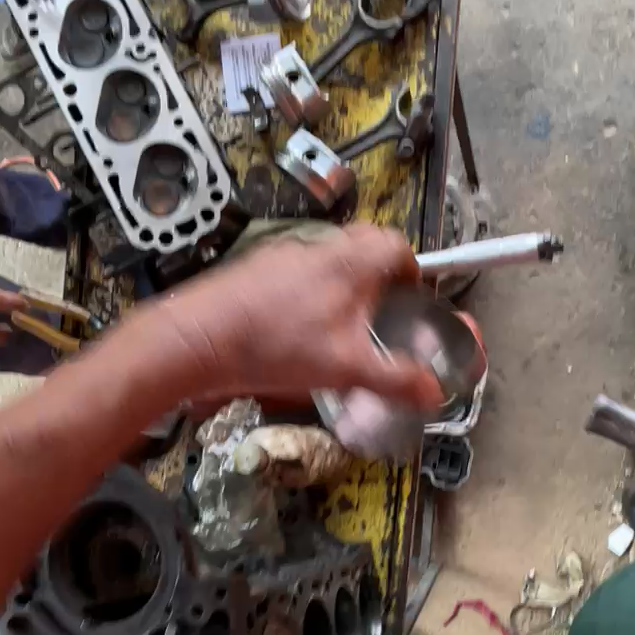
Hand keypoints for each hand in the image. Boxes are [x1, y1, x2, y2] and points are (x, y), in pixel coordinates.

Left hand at [137, 224, 443, 406]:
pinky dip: (308, 292)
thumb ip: (395, 378)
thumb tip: (434, 391)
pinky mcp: (255, 267)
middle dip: (379, 273)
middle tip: (380, 308)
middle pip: (363, 244)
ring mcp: (284, 253)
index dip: (411, 268)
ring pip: (328, 258)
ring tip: (340, 324)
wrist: (200, 338)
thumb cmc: (277, 345)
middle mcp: (320, 247)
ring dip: (342, 282)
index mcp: (350, 261)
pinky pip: (296, 272)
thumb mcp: (346, 368)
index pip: (396, 244)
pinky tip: (296, 328)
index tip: (411, 295)